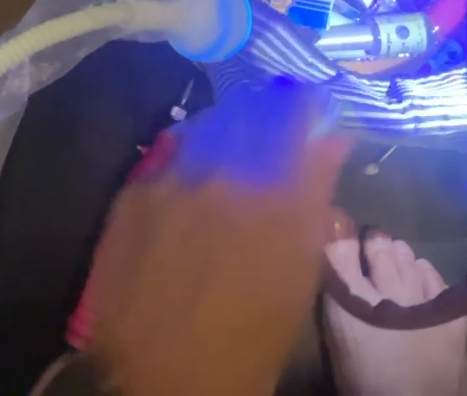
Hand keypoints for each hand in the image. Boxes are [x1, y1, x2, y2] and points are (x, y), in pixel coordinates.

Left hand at [85, 80, 349, 395]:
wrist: (158, 377)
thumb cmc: (248, 338)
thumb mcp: (299, 274)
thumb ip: (314, 197)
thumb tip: (331, 141)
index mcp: (277, 196)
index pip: (294, 117)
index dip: (303, 103)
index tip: (310, 99)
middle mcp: (225, 174)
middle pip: (249, 111)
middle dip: (265, 109)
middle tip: (271, 113)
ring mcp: (175, 178)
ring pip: (207, 126)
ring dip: (226, 127)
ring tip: (232, 142)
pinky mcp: (136, 190)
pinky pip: (171, 156)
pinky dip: (189, 158)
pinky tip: (191, 180)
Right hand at [323, 235, 466, 395]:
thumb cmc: (365, 381)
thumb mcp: (338, 338)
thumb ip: (336, 294)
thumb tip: (334, 257)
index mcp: (348, 303)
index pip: (339, 249)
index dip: (340, 237)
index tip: (341, 233)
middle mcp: (384, 294)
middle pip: (377, 247)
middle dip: (373, 244)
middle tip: (372, 246)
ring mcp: (421, 302)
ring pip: (406, 257)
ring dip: (398, 255)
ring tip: (395, 258)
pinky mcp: (451, 315)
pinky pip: (434, 277)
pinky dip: (424, 273)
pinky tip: (419, 277)